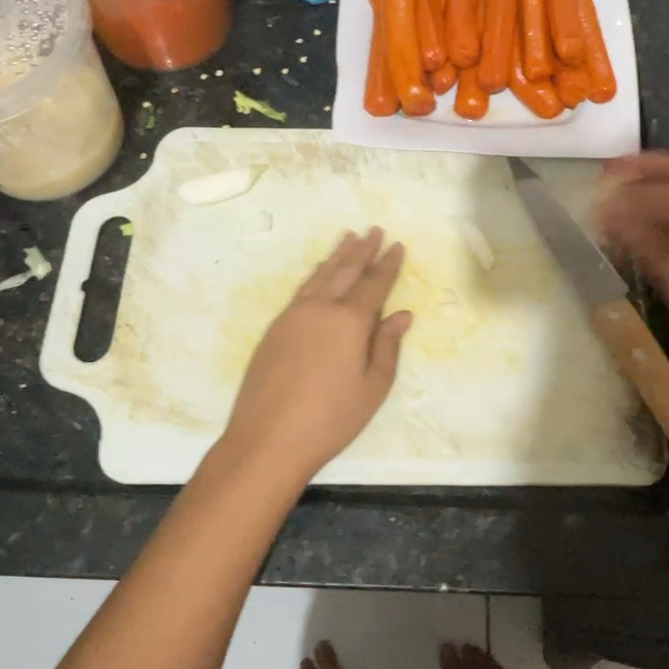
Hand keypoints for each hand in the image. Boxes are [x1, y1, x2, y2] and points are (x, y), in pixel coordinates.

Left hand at [220, 228, 412, 481]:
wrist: (267, 438)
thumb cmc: (330, 418)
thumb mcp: (372, 388)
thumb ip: (387, 346)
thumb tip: (401, 314)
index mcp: (349, 321)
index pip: (374, 284)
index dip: (388, 264)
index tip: (397, 245)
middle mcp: (320, 308)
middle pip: (345, 271)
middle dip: (362, 249)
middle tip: (374, 229)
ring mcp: (292, 315)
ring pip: (320, 275)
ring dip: (336, 255)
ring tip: (348, 237)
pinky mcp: (274, 328)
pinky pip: (302, 289)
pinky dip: (316, 274)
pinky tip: (319, 272)